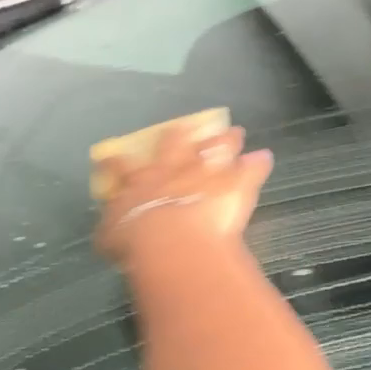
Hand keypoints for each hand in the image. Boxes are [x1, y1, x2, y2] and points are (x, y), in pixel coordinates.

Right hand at [93, 124, 273, 266]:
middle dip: (179, 135)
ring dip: (224, 140)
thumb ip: (110, 228)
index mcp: (138, 181)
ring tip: (233, 133)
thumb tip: (107, 229)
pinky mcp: (235, 184)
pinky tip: (263, 158)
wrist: (172, 242)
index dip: (114, 161)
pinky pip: (250, 170)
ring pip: (216, 147)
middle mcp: (171, 169)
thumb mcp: (109, 238)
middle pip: (175, 143)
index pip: (121, 166)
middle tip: (184, 127)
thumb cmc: (134, 242)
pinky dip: (257, 165)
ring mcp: (206, 172)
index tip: (109, 157)